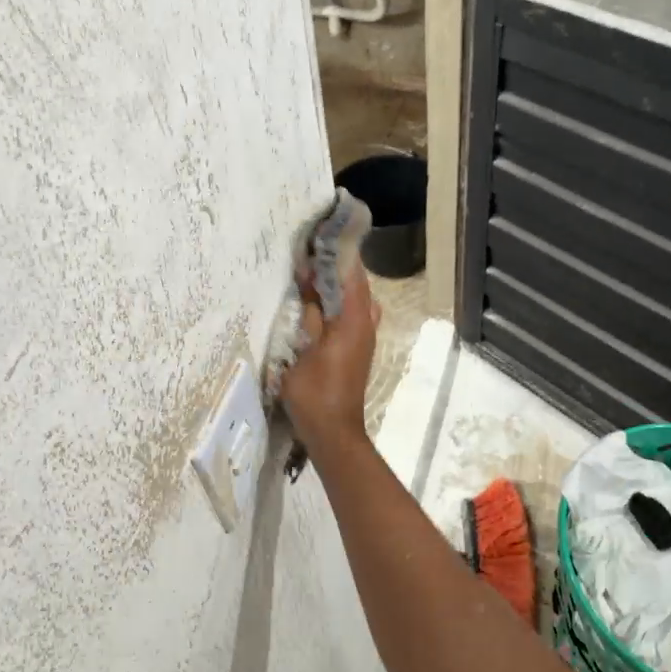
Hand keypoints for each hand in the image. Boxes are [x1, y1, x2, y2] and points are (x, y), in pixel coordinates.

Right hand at [280, 263, 380, 451]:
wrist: (334, 433)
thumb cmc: (316, 394)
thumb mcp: (304, 352)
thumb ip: (310, 316)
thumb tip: (312, 284)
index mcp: (354, 322)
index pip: (353, 276)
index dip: (340, 255)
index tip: (322, 237)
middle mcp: (366, 326)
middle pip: (358, 286)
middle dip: (338, 268)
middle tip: (313, 254)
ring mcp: (365, 339)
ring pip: (357, 301)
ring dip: (339, 286)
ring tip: (314, 276)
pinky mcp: (358, 350)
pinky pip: (352, 315)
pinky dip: (339, 303)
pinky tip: (319, 305)